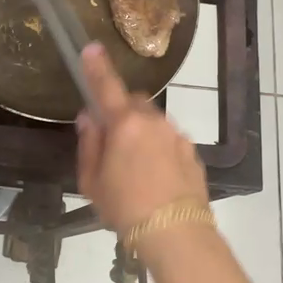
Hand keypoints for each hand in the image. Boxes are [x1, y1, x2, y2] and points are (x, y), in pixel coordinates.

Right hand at [76, 42, 208, 232]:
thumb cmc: (125, 208)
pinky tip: (154, 177)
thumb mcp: (91, 182)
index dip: (96, 67)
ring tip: (133, 167)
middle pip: (133, 103)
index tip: (91, 48)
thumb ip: (89, 145)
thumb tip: (89, 119)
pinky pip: (169, 141)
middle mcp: (154, 122)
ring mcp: (177, 136)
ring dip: (141, 133)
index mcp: (124, 125)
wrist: (177, 234)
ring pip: (153, 123)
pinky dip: (158, 150)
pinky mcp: (193, 153)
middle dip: (121, 111)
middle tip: (110, 138)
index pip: (106, 87)